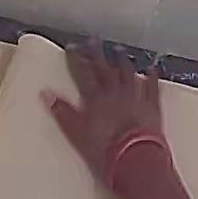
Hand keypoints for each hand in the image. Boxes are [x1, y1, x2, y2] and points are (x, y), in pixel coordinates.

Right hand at [43, 43, 169, 188]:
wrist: (135, 158)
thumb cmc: (103, 149)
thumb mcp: (76, 133)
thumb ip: (62, 112)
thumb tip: (46, 93)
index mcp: (95, 99)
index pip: (83, 74)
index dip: (77, 59)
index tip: (73, 46)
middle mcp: (114, 93)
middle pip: (104, 69)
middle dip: (98, 54)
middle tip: (94, 40)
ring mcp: (134, 98)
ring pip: (128, 74)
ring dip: (123, 61)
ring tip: (120, 50)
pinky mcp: (151, 108)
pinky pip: (151, 89)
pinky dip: (152, 78)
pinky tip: (152, 69)